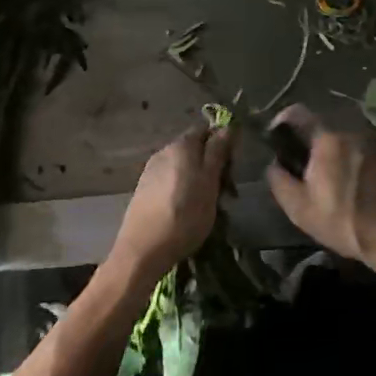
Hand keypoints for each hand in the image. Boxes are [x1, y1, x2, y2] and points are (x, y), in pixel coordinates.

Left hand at [110, 124, 233, 282]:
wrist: (142, 250)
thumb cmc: (185, 214)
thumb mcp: (210, 182)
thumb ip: (218, 152)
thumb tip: (228, 126)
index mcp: (181, 145)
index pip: (207, 130)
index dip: (223, 144)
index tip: (233, 167)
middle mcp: (164, 151)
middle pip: (195, 148)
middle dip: (213, 165)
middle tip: (227, 192)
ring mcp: (151, 170)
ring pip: (184, 166)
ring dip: (200, 179)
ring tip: (209, 205)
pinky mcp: (145, 189)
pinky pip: (172, 180)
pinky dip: (184, 189)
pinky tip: (187, 210)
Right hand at [263, 105, 375, 263]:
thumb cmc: (342, 220)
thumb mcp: (299, 208)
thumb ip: (279, 180)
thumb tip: (274, 165)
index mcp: (327, 139)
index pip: (297, 113)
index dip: (280, 122)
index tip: (274, 142)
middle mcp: (348, 135)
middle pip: (316, 130)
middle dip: (302, 147)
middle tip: (293, 172)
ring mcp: (367, 146)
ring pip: (334, 144)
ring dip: (322, 158)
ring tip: (315, 186)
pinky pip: (350, 154)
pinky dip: (339, 165)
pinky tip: (338, 191)